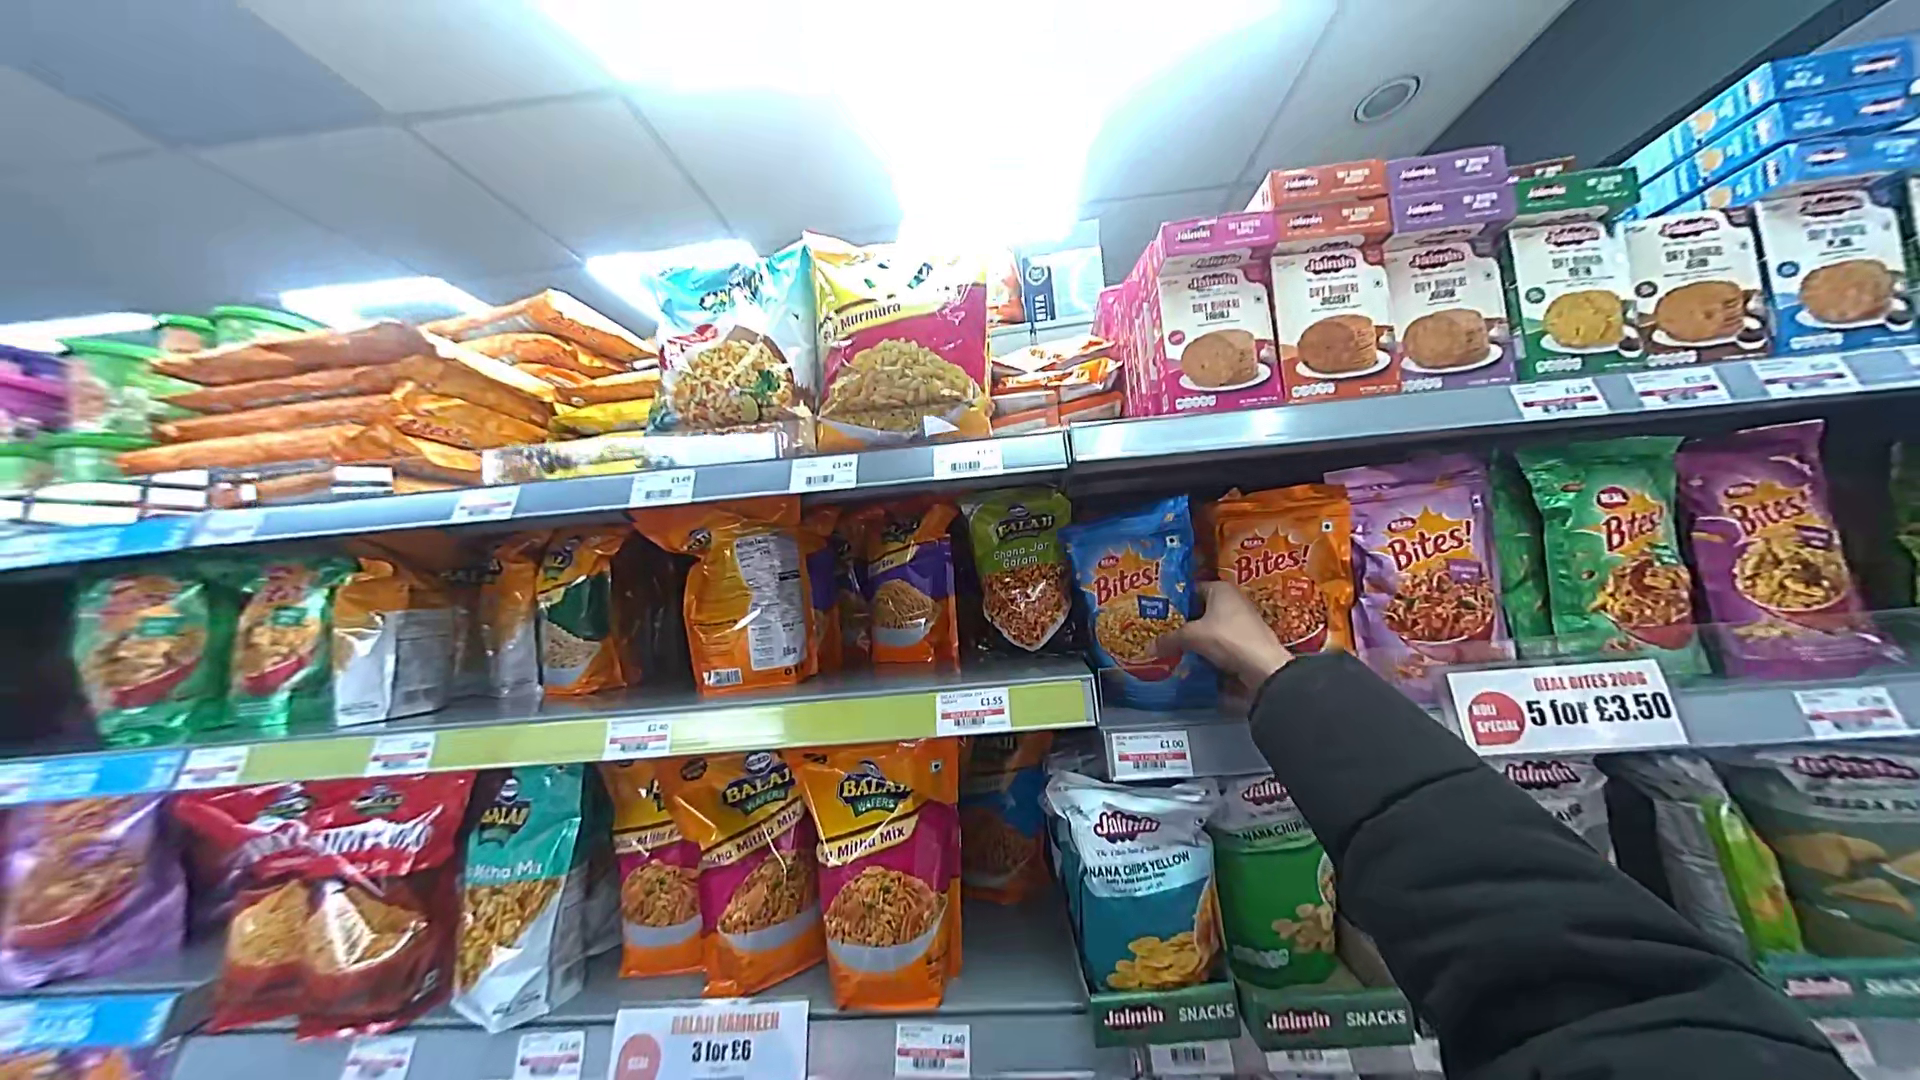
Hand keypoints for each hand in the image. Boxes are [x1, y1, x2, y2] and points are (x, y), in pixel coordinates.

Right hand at [1156, 581, 1292, 688]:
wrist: (1265, 668)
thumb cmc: (1227, 639)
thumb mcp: (1192, 637)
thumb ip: (1169, 639)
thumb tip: (1149, 648)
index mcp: (1220, 588)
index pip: (1190, 589)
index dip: (1173, 599)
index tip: (1158, 611)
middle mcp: (1233, 599)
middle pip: (1199, 608)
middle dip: (1182, 620)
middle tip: (1162, 630)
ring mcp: (1242, 620)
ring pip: (1209, 625)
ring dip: (1194, 636)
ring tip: (1173, 645)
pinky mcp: (1246, 639)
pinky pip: (1219, 639)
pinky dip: (1207, 647)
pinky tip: (1192, 656)